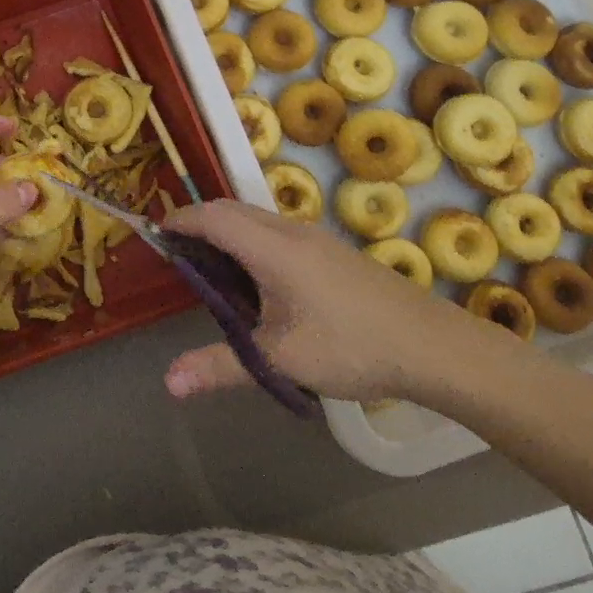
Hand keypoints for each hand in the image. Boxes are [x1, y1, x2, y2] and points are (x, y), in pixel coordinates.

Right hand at [159, 200, 486, 401]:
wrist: (437, 347)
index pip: (213, 217)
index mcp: (273, 249)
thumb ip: (221, 366)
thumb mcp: (281, 360)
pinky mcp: (333, 251)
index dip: (180, 220)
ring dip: (226, 231)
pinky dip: (250, 240)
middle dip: (199, 222)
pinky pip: (276, 231)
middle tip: (177, 255)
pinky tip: (257, 281)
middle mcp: (292, 232)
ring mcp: (317, 238)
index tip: (155, 237)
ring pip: (257, 218)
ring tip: (211, 269)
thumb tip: (168, 383)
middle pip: (232, 209)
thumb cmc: (353, 347)